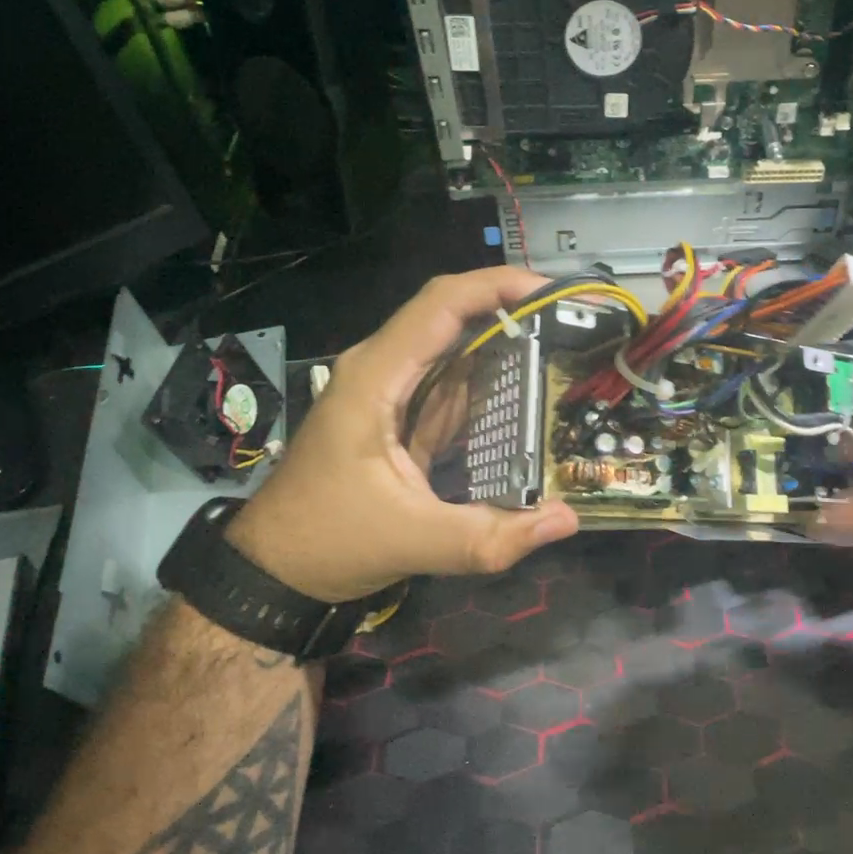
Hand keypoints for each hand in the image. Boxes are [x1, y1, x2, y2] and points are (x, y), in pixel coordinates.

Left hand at [226, 269, 578, 602]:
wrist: (276, 567)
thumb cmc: (328, 541)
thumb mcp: (412, 542)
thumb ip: (489, 536)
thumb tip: (567, 519)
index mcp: (376, 378)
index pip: (441, 304)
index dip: (497, 286)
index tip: (554, 291)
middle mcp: (382, 370)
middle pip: (452, 316)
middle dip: (514, 309)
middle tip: (576, 320)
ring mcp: (389, 392)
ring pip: (453, 349)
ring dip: (505, 343)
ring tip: (568, 346)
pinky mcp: (398, 417)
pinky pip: (451, 385)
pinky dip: (491, 383)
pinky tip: (531, 393)